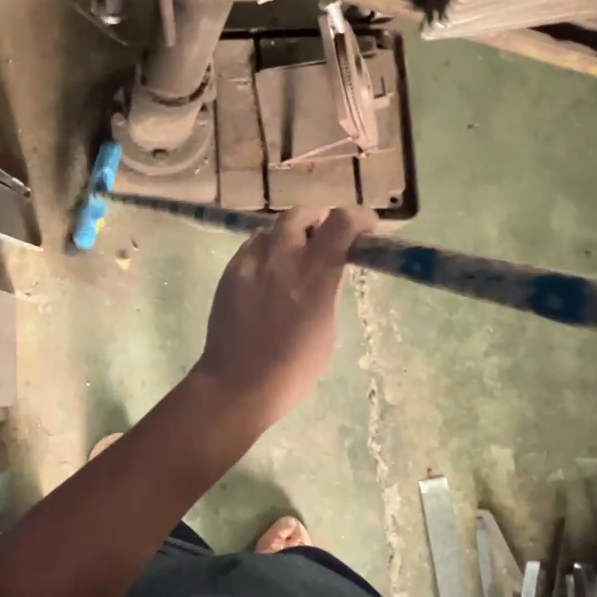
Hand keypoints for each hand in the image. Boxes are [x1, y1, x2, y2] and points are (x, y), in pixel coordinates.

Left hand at [193, 207, 376, 418]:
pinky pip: (251, 246)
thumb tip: (330, 267)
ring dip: (288, 233)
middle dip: (317, 218)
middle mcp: (281, 261)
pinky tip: (269, 269)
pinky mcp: (229, 272)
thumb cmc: (293, 368)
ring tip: (295, 253)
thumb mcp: (326, 327)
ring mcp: (250, 264)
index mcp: (314, 277)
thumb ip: (327, 288)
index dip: (357, 217)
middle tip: (325, 233)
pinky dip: (266, 249)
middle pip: (299, 215)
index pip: (340, 224)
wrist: (238, 381)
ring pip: (271, 228)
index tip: (366, 226)